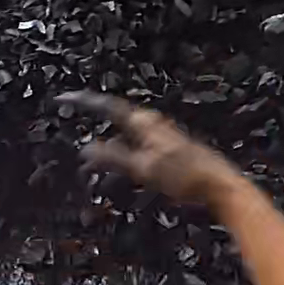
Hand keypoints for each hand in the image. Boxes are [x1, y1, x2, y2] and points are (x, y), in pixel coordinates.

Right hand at [58, 91, 249, 205]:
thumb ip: (112, 157)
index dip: (83, 101)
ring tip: (90, 158)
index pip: (106, 105)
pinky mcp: (166, 149)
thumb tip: (85, 148)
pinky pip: (133, 145)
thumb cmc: (186, 176)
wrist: (220, 187)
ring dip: (106, 142)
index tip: (63, 97)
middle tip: (72, 118)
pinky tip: (117, 169)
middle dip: (92, 119)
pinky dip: (119, 152)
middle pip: (114, 117)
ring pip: (123, 133)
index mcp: (143, 122)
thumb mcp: (143, 168)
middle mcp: (151, 124)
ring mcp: (159, 135)